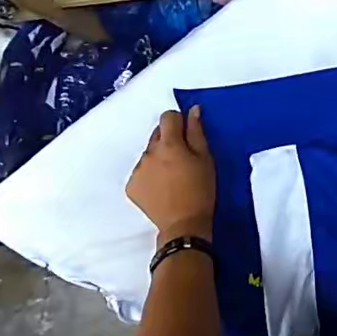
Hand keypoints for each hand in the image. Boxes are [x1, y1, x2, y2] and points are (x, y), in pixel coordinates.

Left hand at [127, 109, 214, 245]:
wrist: (184, 225)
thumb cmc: (200, 190)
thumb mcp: (205, 158)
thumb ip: (196, 131)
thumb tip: (192, 110)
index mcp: (169, 143)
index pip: (167, 116)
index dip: (178, 123)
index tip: (186, 136)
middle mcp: (149, 153)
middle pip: (157, 134)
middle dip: (168, 141)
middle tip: (182, 160)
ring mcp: (137, 169)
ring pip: (148, 153)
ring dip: (158, 158)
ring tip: (171, 177)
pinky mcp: (131, 186)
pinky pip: (141, 171)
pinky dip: (149, 175)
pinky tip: (161, 188)